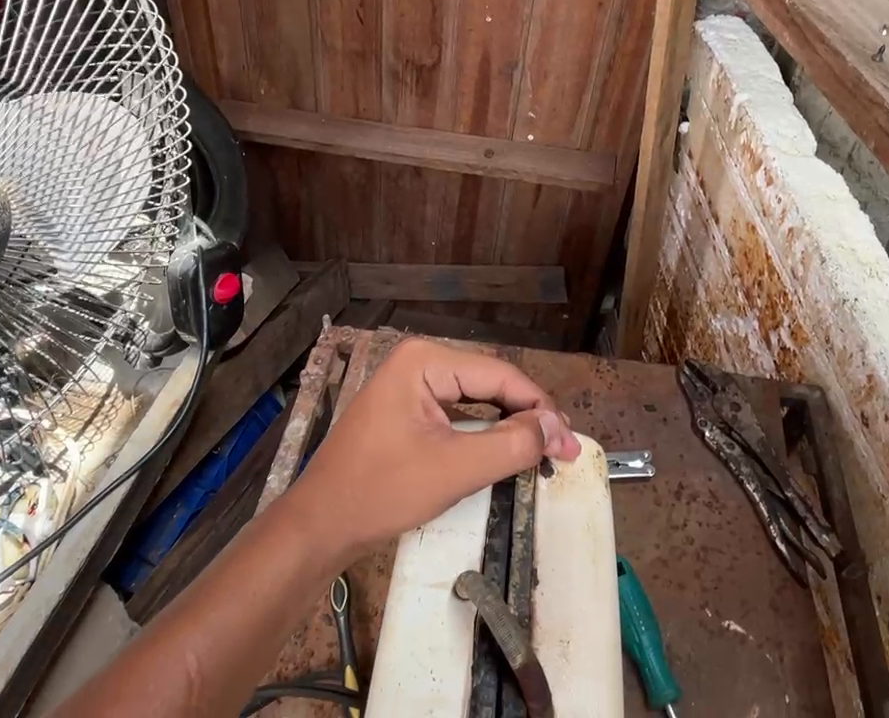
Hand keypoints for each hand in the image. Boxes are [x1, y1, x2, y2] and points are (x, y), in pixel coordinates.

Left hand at [281, 338, 580, 562]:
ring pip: (476, 399)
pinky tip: (503, 451)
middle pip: (490, 383)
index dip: (540, 409)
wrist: (318, 526)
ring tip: (541, 453)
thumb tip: (557, 429)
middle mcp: (418, 361)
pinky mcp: (406, 409)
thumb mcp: (454, 469)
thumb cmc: (380, 492)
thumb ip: (511, 444)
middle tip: (560, 452)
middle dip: (527, 417)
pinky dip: (483, 433)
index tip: (570, 445)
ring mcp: (409, 384)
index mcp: (425, 361)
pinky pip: (457, 413)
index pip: (500, 375)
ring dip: (508, 425)